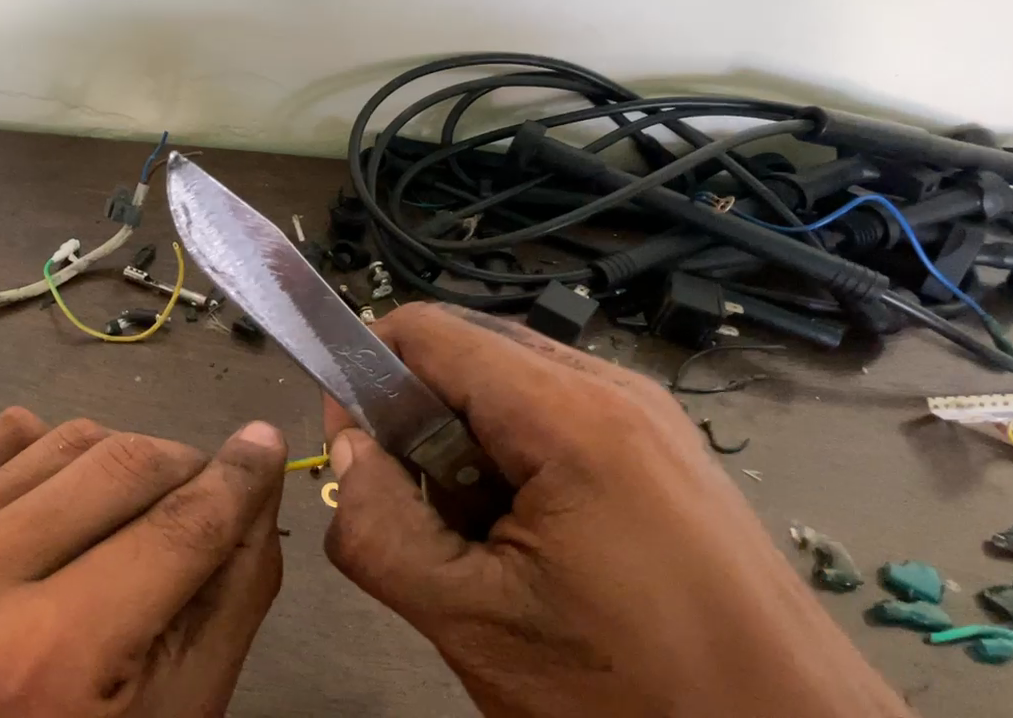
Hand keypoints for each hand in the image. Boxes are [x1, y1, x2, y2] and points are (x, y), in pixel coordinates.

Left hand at [0, 408, 286, 716]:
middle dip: (184, 469)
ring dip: (123, 463)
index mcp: (49, 656)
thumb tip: (259, 466)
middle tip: (205, 498)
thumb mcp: (180, 708)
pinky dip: (56, 452)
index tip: (268, 444)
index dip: (238, 478)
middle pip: (124, 464)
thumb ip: (234, 588)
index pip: (177, 529)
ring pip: (70, 437)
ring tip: (132, 515)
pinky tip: (68, 500)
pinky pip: (9, 434)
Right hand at [324, 304, 912, 717]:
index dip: (366, 372)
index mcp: (567, 414)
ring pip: (505, 378)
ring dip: (461, 435)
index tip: (357, 448)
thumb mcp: (474, 623)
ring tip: (477, 528)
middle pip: (465, 348)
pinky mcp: (663, 445)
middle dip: (415, 411)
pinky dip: (510, 449)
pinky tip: (528, 531)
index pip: (424, 330)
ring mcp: (647, 413)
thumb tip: (348, 451)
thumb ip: (379, 529)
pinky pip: (551, 409)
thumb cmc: (634, 696)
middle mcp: (612, 387)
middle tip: (419, 502)